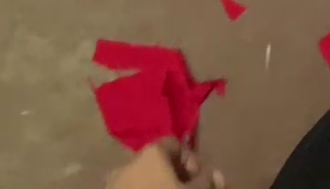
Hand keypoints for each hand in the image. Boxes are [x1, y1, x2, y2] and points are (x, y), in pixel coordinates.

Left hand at [106, 141, 224, 188]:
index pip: (175, 144)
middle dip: (174, 178)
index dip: (192, 159)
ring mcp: (113, 187)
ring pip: (142, 182)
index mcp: (150, 152)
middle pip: (157, 165)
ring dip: (157, 187)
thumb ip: (210, 181)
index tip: (201, 178)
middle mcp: (128, 164)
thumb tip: (216, 176)